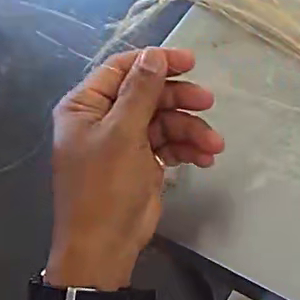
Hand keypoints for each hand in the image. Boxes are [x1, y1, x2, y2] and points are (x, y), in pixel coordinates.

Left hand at [48, 48, 222, 288]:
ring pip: (164, 123)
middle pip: (149, 96)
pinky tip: (205, 159)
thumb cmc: (104, 187)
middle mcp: (104, 120)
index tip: (190, 62)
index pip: (123, 70)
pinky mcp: (143, 164)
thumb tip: (154, 55)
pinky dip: (187, 150)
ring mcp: (125, 143)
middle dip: (180, 101)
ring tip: (214, 146)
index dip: (156, 63)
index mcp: (86, 106)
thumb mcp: (122, 135)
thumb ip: (140, 93)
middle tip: (208, 103)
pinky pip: (169, 147)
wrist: (104, 244)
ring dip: (191, 131)